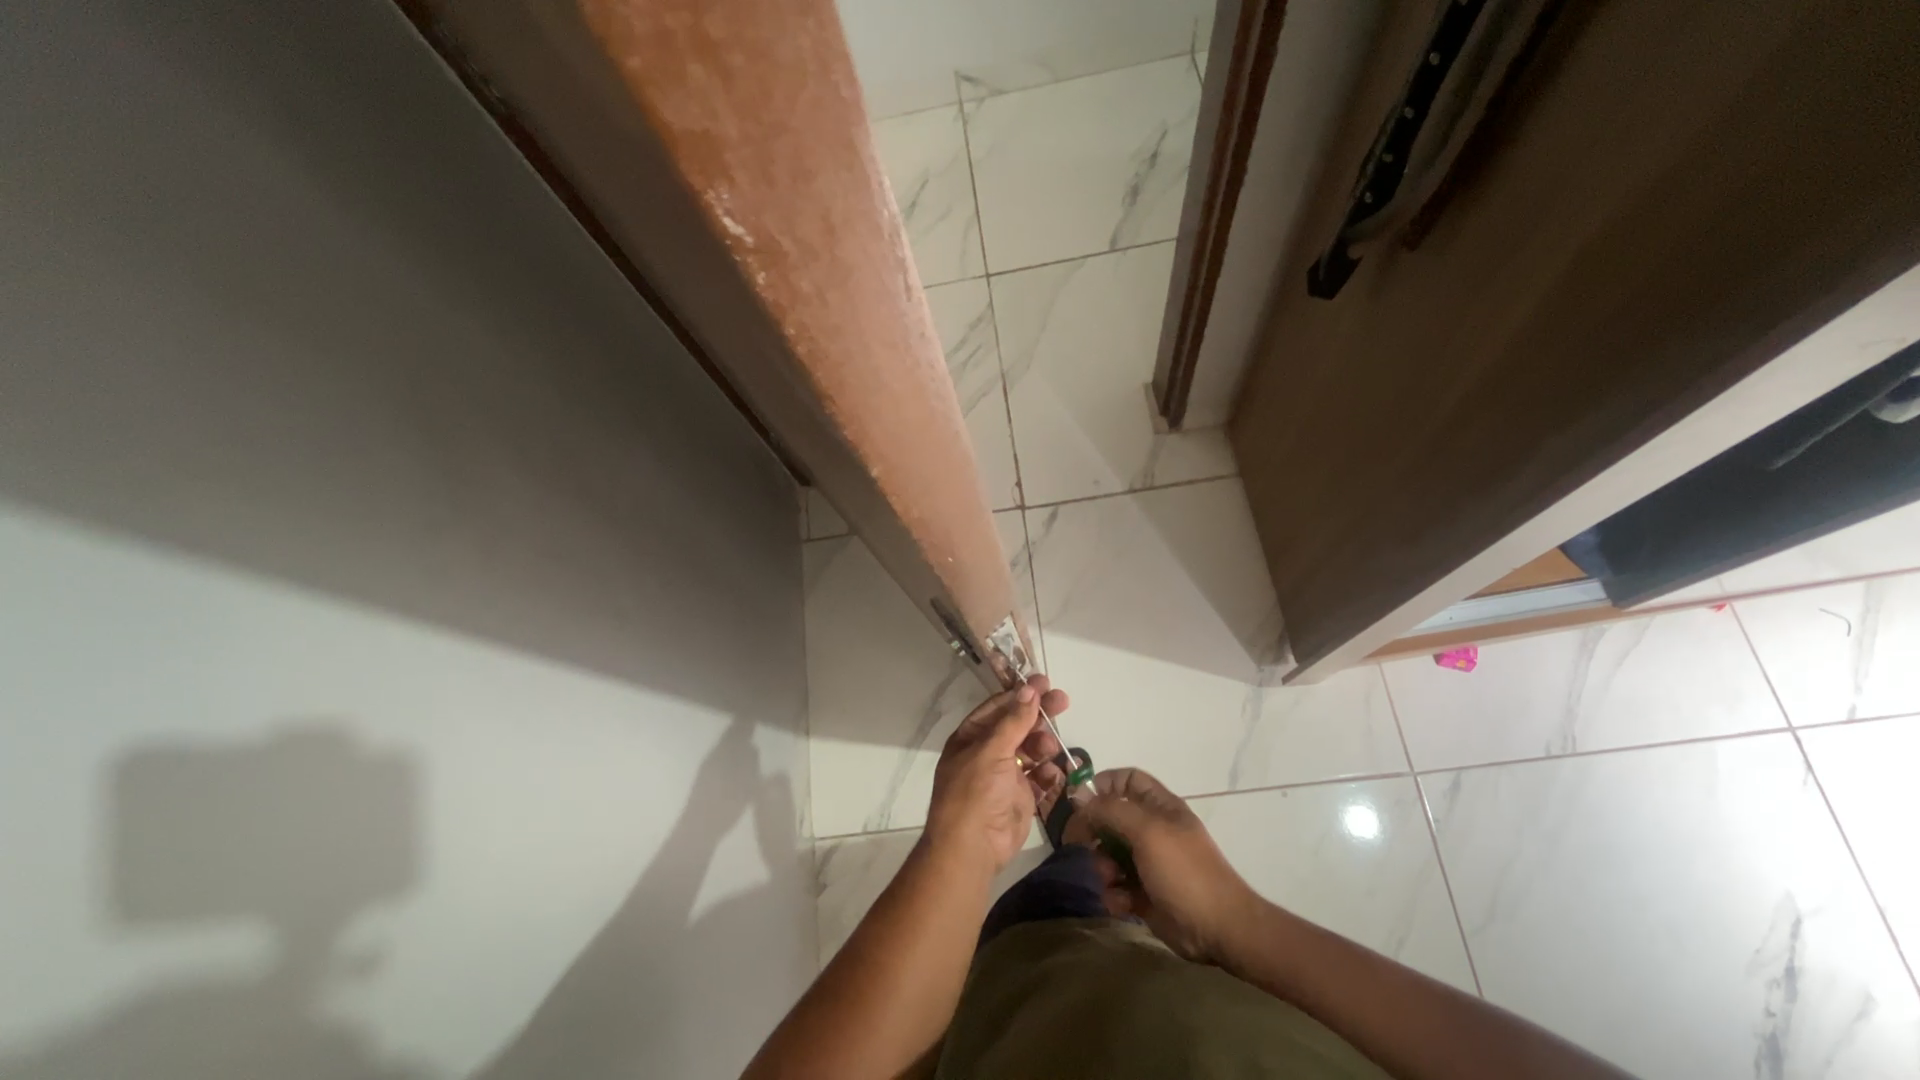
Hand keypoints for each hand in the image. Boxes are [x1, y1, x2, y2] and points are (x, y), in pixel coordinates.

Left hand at [925, 676, 1070, 875]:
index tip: (1045, 683)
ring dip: (1043, 745)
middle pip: (1018, 726)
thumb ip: (1014, 720)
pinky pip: (1039, 779)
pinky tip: (1053, 773)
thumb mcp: (992, 750)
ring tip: (1051, 747)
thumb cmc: (975, 791)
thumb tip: (1029, 690)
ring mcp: (1004, 776)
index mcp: (971, 738)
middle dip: (1039, 715)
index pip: (998, 708)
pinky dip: (1047, 774)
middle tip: (1063, 702)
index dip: (1021, 695)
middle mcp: (987, 754)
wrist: (972, 846)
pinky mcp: (1020, 798)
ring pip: (1030, 751)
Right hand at [1082, 767, 1263, 963]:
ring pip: (1107, 854)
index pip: (1126, 780)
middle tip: (1078, 844)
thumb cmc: (1184, 872)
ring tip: (1111, 879)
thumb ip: (1112, 809)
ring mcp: (1147, 863)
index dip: (1102, 784)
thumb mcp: (1148, 832)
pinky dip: (1114, 894)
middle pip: (1110, 818)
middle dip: (1094, 831)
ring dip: (1101, 867)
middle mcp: (1152, 831)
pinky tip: (1123, 903)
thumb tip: (1079, 796)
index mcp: (1160, 807)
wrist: (1216, 929)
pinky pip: (1115, 886)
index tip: (1078, 801)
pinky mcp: (1143, 893)